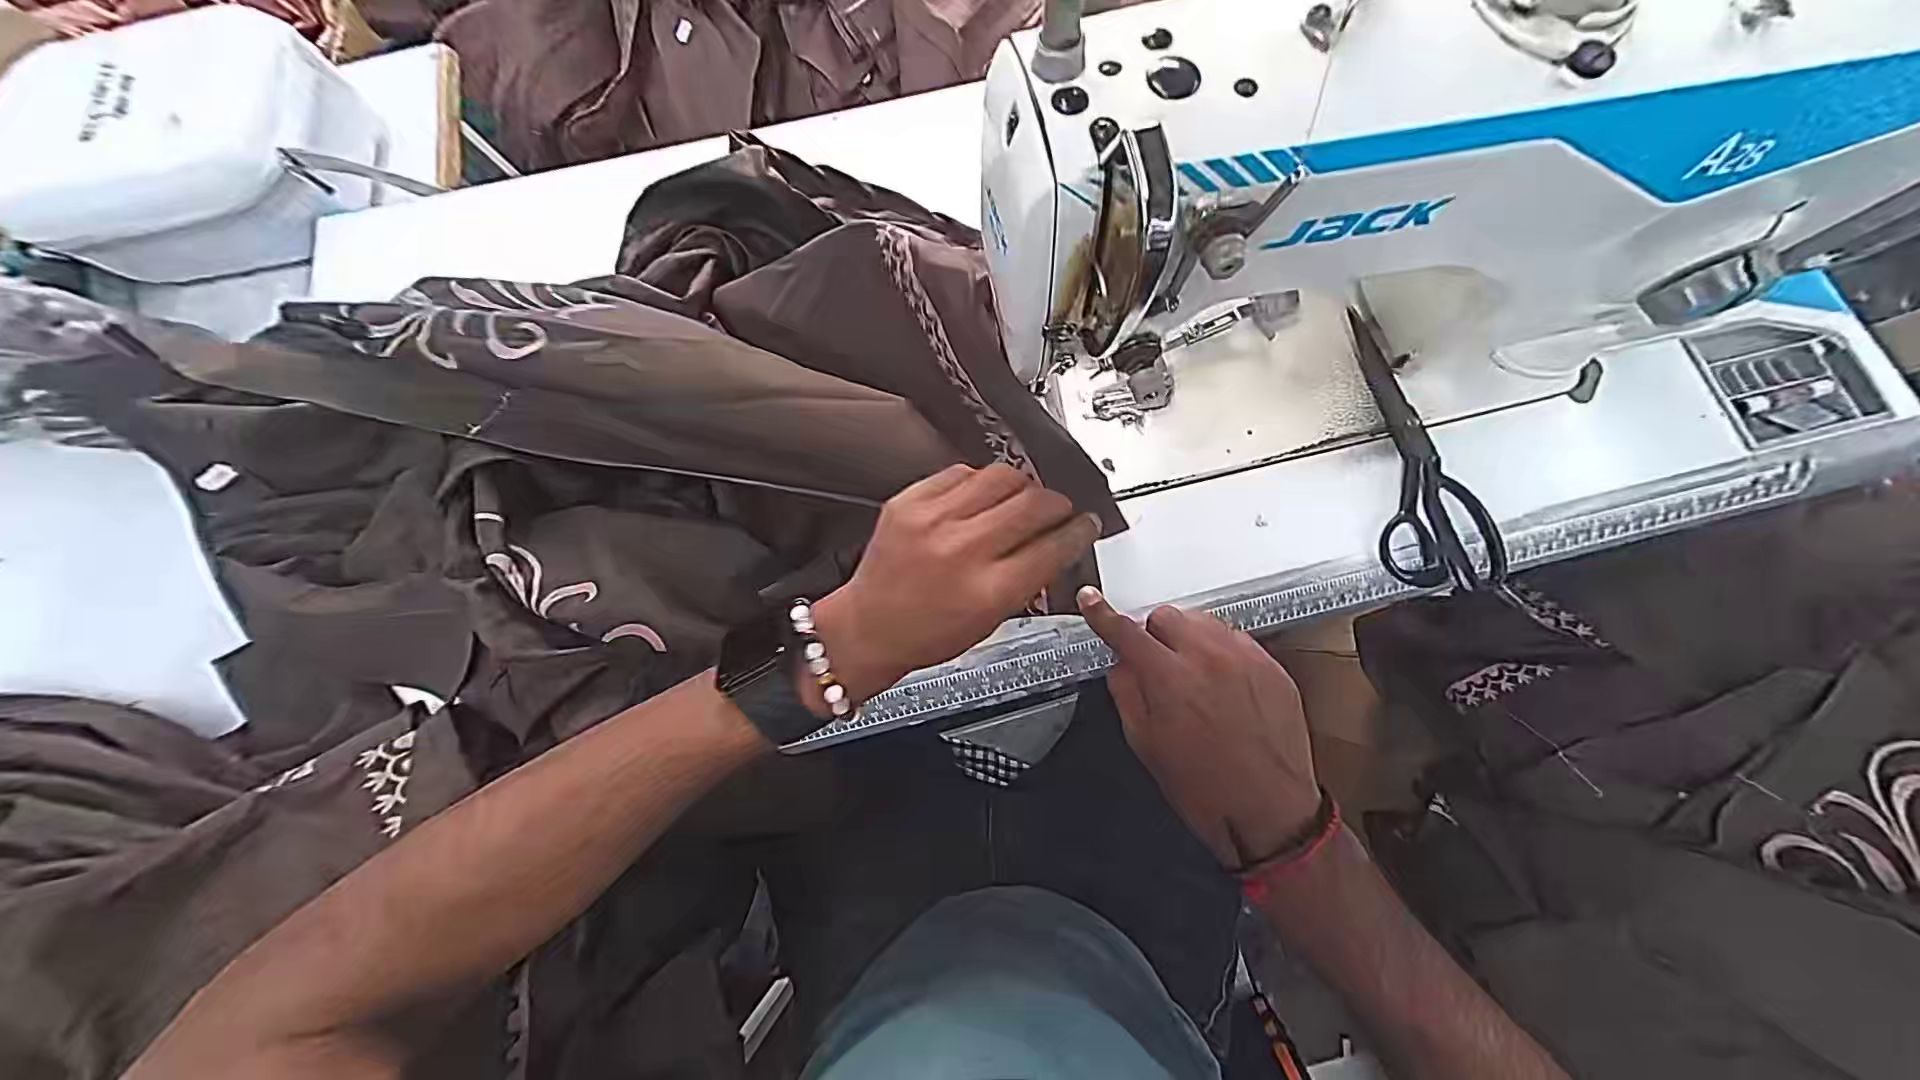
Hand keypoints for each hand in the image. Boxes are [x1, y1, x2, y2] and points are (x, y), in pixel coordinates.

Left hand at [810, 464, 1100, 706]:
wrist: (867, 628)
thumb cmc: (925, 634)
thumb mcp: (991, 621)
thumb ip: (1028, 580)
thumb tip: (1057, 544)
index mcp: (989, 590)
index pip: (1055, 546)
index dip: (1080, 531)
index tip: (1085, 524)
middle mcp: (963, 550)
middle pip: (1035, 503)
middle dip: (1058, 504)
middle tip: (1059, 510)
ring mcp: (933, 521)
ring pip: (1002, 477)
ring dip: (1023, 487)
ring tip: (1020, 499)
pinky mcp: (909, 502)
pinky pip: (961, 472)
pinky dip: (978, 482)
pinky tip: (979, 497)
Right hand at [1078, 587, 1318, 868]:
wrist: (1270, 812)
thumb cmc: (1207, 789)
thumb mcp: (1146, 744)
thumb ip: (1126, 693)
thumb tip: (1120, 665)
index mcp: (1169, 679)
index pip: (1125, 631)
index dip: (1102, 614)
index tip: (1092, 601)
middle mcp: (1208, 659)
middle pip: (1165, 616)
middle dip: (1153, 636)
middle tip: (1156, 666)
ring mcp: (1245, 659)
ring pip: (1202, 621)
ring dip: (1188, 640)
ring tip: (1193, 678)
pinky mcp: (1272, 667)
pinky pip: (1235, 638)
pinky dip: (1220, 652)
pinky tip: (1221, 685)